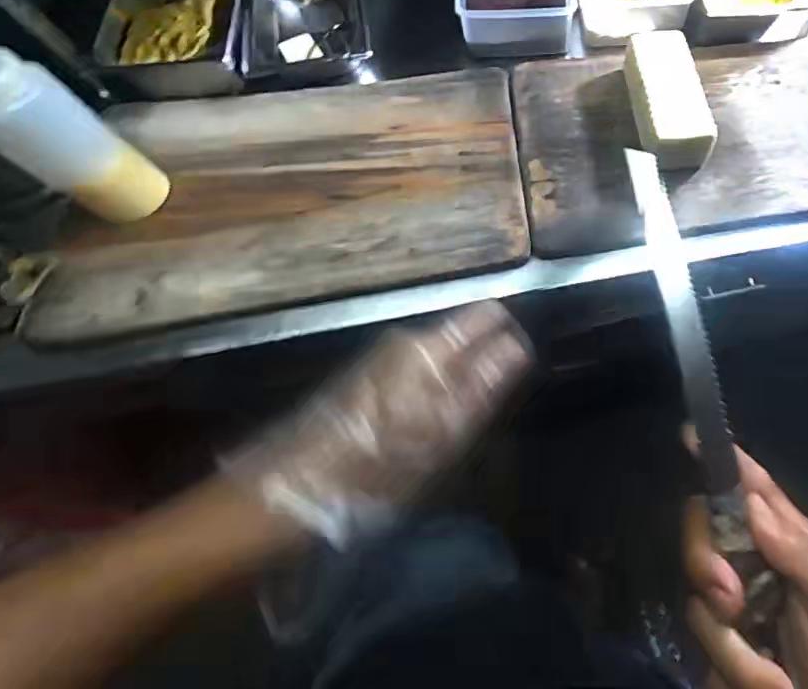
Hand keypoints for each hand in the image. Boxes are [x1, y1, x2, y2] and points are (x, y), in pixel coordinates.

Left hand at [220, 300, 531, 542]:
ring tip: (455, 431)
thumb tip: (518, 346)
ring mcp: (382, 357)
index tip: (520, 372)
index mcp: (427, 346)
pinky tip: (422, 431)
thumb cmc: (373, 468)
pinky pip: (415, 374)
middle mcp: (405, 339)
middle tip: (488, 411)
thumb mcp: (439, 436)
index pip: (487, 315)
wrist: (287, 492)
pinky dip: (429, 393)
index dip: (508, 339)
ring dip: (456, 383)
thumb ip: (481, 385)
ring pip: (440, 357)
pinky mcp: (365, 377)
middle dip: (483, 363)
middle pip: (464, 335)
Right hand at [681, 433, 807, 688]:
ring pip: (694, 584)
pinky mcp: (715, 639)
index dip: (721, 458)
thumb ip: (804, 556)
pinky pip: (698, 633)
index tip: (689, 435)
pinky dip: (731, 663)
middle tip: (730, 599)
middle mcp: (750, 556)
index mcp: (785, 536)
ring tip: (770, 670)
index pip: (749, 485)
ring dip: (726, 633)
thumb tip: (754, 506)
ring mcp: (728, 597)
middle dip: (704, 560)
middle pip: (701, 526)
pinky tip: (765, 677)